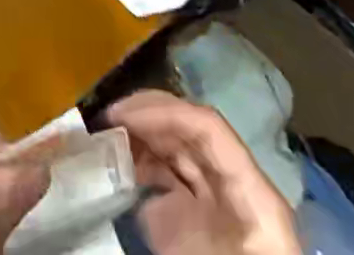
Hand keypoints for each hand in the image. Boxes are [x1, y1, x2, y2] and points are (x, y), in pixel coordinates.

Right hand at [105, 91, 299, 254]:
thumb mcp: (195, 252)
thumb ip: (165, 218)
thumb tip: (140, 207)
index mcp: (253, 198)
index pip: (208, 129)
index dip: (163, 113)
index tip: (118, 117)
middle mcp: (235, 191)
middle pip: (189, 133)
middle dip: (144, 120)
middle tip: (100, 123)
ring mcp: (215, 209)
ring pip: (176, 154)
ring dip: (137, 141)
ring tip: (100, 144)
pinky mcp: (194, 229)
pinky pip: (168, 183)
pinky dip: (138, 171)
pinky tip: (112, 175)